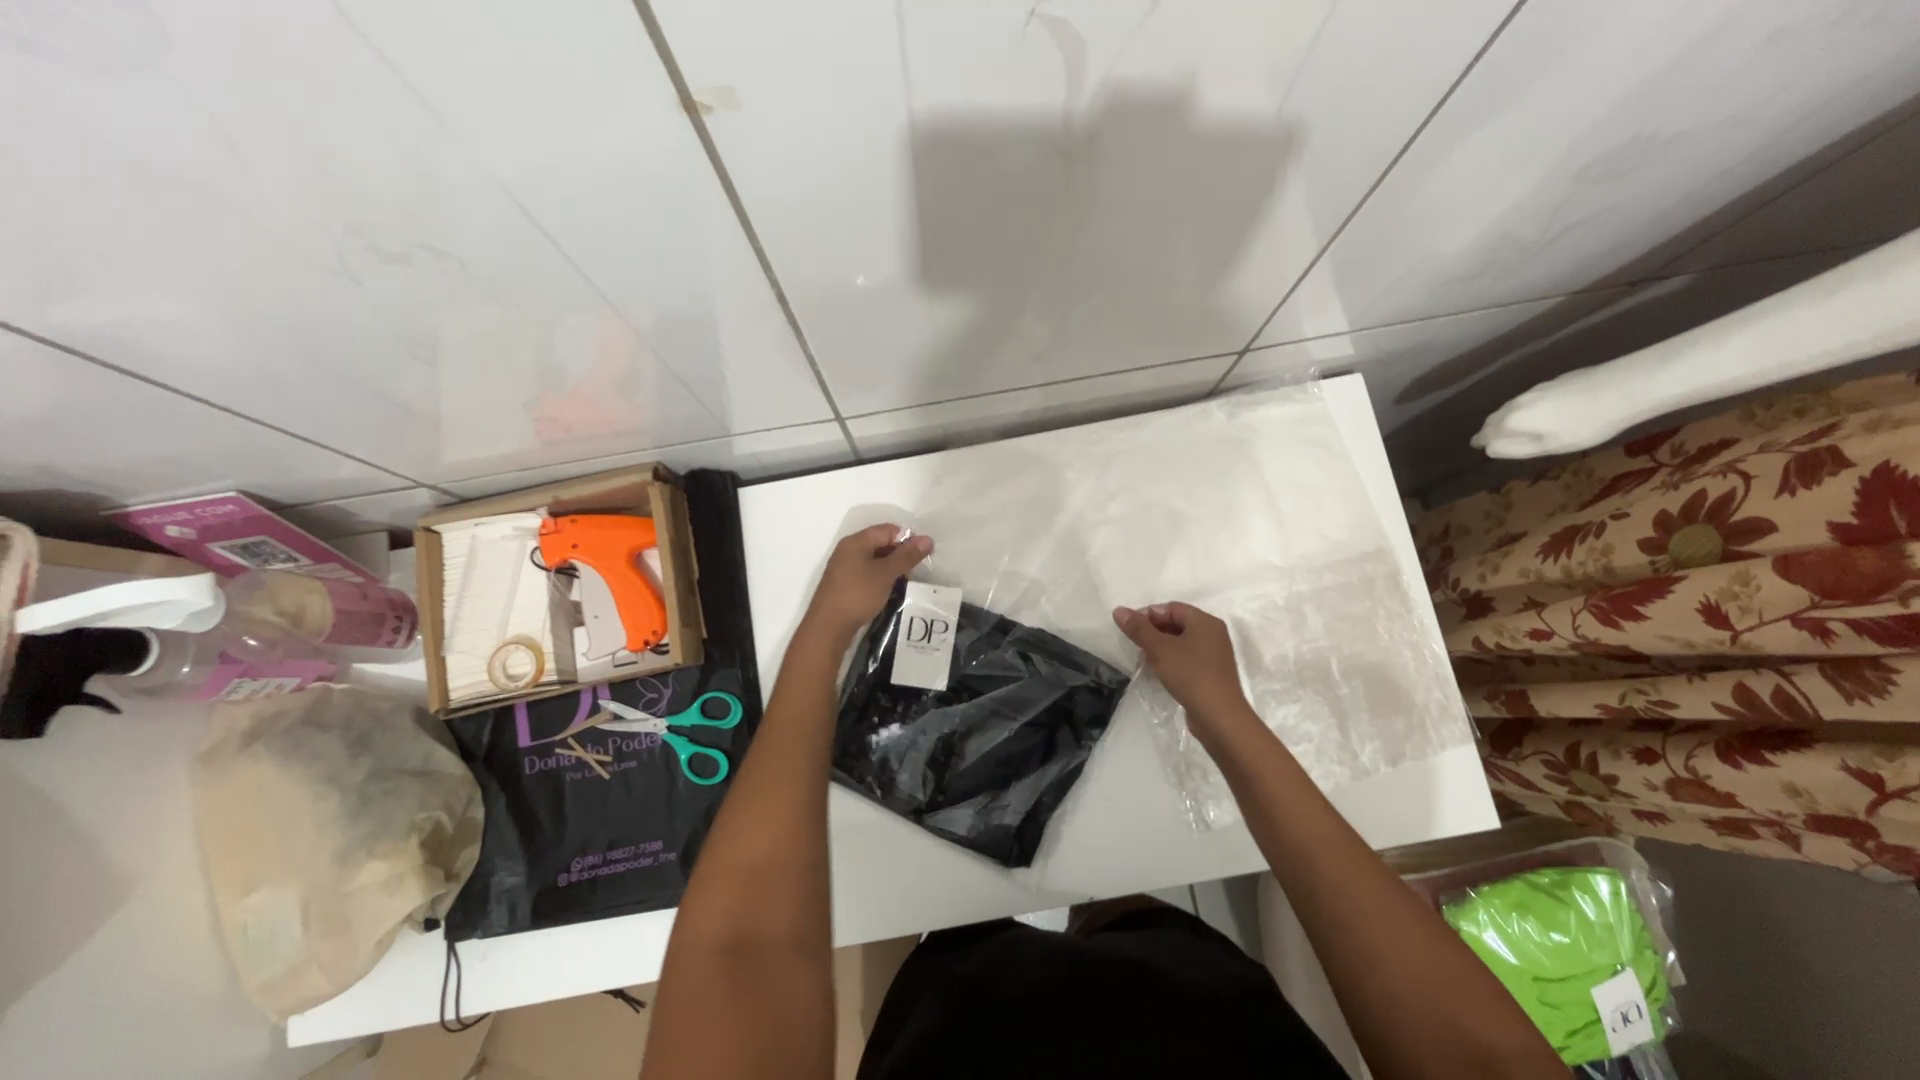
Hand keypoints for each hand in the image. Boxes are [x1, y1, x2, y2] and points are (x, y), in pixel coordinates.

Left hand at [801, 524, 934, 639]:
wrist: (828, 627)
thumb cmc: (858, 595)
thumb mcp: (885, 574)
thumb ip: (907, 556)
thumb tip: (928, 539)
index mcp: (856, 541)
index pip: (888, 530)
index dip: (907, 539)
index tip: (922, 556)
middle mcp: (848, 550)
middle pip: (881, 543)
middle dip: (900, 555)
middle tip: (913, 573)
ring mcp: (844, 568)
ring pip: (875, 560)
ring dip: (891, 569)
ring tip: (903, 584)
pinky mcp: (844, 584)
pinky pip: (867, 574)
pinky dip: (880, 579)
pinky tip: (889, 592)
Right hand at [1112, 602, 1253, 737]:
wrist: (1218, 715)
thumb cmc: (1190, 674)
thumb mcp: (1159, 649)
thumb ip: (1139, 628)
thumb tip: (1119, 610)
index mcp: (1205, 621)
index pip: (1172, 608)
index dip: (1148, 614)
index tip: (1130, 628)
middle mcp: (1213, 634)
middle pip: (1178, 624)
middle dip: (1153, 631)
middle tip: (1135, 644)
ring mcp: (1214, 655)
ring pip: (1182, 643)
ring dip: (1161, 648)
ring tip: (1144, 659)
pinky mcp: (1212, 674)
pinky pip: (1188, 659)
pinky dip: (1172, 661)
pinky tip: (1160, 672)